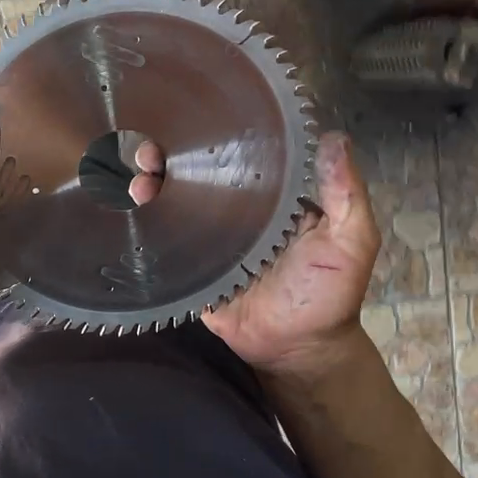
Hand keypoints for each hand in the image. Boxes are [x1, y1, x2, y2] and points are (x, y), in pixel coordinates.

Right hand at [131, 131, 379, 378]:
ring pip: (172, 209)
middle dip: (166, 163)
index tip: (184, 127)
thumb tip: (335, 137)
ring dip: (149, 190)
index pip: (234, 161)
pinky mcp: (188, 271)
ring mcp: (207, 244)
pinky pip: (164, 247)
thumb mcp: (350, 239)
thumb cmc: (328, 294)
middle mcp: (233, 216)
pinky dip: (144, 230)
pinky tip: (126, 213)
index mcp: (268, 202)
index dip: (209, 143)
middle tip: (145, 154)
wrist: (297, 350)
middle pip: (194, 181)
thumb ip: (345, 193)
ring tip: (134, 182)